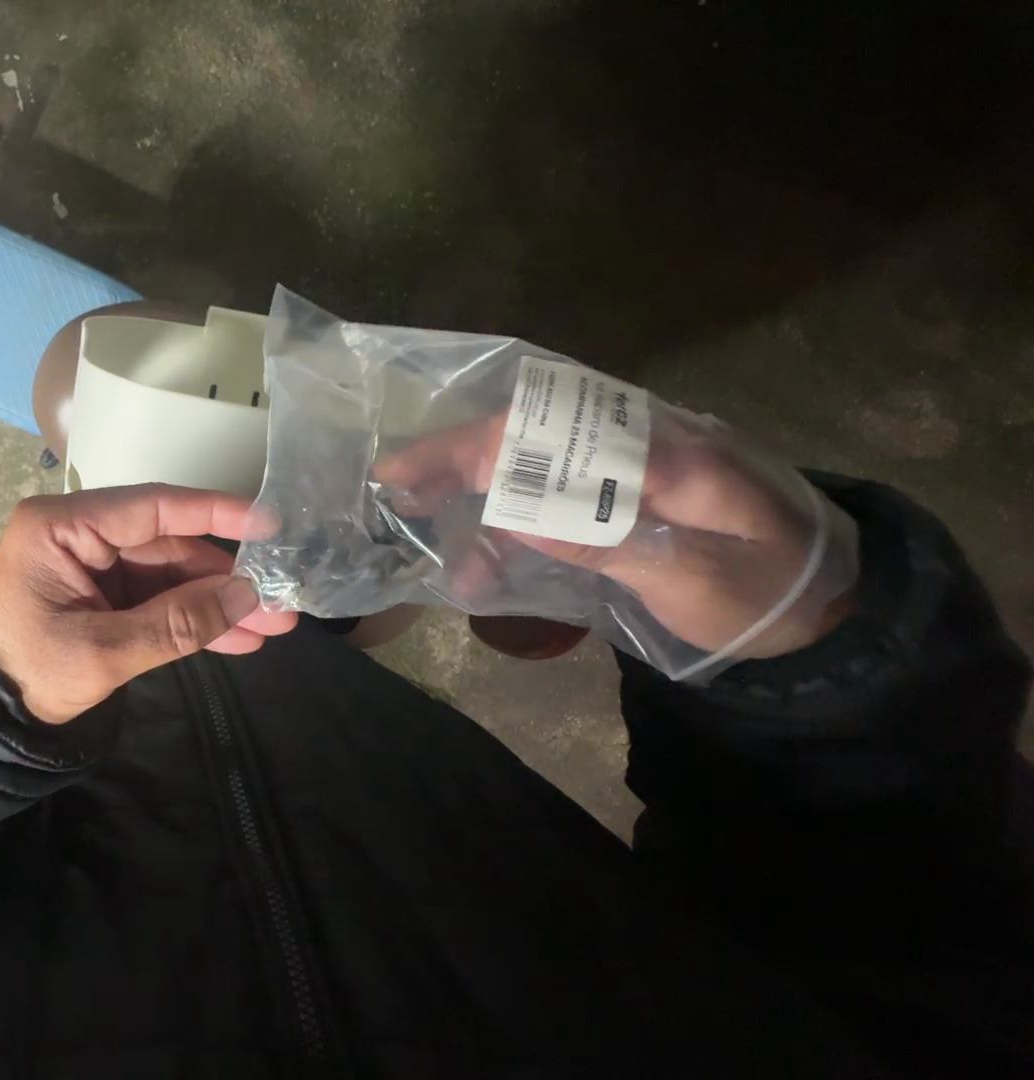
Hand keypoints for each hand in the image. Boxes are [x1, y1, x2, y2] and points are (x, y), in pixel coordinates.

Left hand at [0, 485, 299, 724]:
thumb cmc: (25, 674)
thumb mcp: (102, 652)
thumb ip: (176, 623)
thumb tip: (249, 597)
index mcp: (62, 527)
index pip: (151, 506)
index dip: (215, 514)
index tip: (270, 524)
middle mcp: (79, 533)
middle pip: (167, 543)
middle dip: (225, 576)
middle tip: (283, 598)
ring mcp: (92, 564)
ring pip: (169, 574)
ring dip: (217, 602)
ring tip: (274, 626)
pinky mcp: (101, 593)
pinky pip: (155, 598)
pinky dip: (192, 619)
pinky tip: (238, 638)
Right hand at [373, 406, 857, 659]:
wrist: (827, 606)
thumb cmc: (767, 594)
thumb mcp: (698, 577)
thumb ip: (611, 539)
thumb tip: (514, 513)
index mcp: (663, 451)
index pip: (546, 431)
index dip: (469, 447)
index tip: (406, 471)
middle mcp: (637, 441)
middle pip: (524, 431)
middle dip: (451, 457)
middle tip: (393, 486)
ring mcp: (624, 465)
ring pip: (525, 460)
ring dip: (468, 490)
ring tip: (421, 522)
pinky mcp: (617, 491)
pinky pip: (543, 494)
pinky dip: (500, 523)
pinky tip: (476, 561)